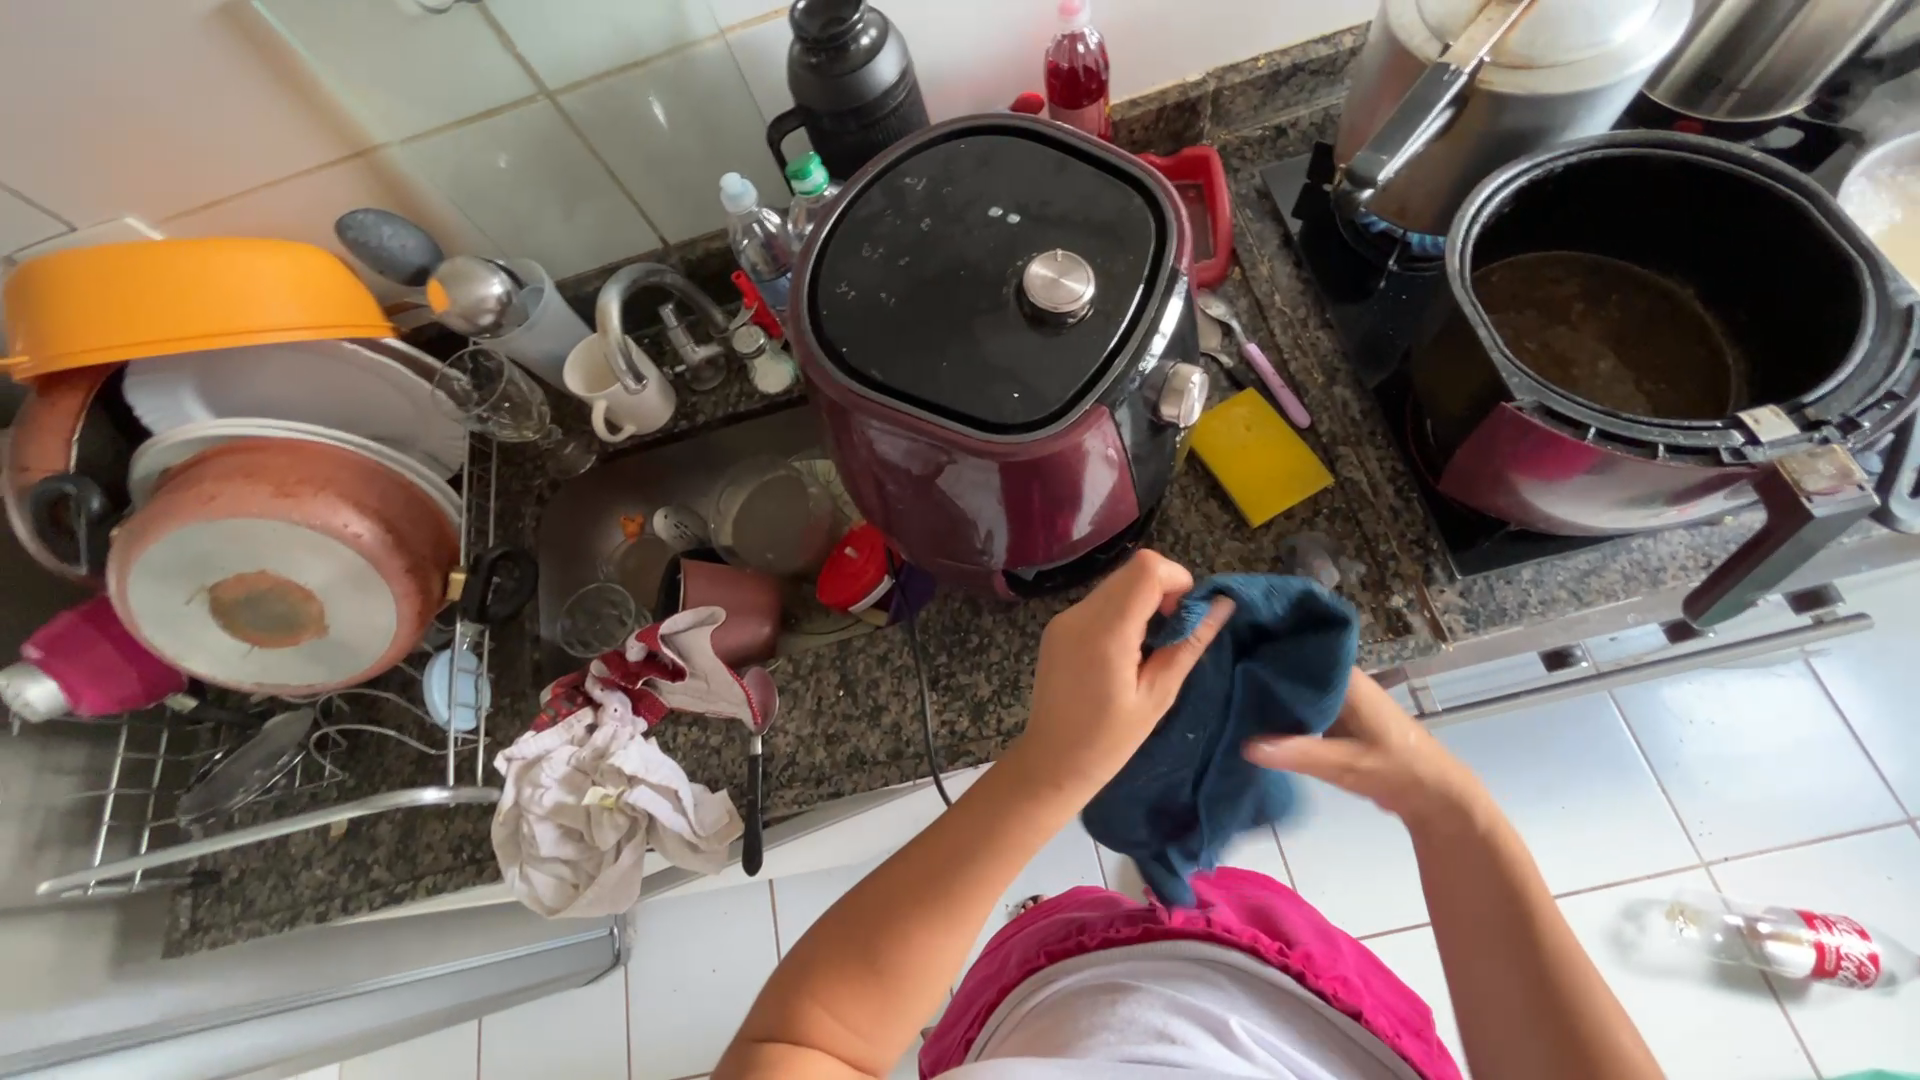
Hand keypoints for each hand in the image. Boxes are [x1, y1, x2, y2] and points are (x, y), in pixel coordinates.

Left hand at [1012, 550, 1233, 791]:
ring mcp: (1063, 618)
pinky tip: (1123, 652)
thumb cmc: (1109, 739)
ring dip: (1141, 602)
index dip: (1176, 579)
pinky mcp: (1056, 626)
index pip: (1146, 568)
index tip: (1185, 615)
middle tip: (1171, 633)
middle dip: (1162, 590)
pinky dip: (1120, 613)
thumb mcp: (1159, 694)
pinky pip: (1098, 602)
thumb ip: (1189, 643)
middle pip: (1130, 571)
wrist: (1052, 761)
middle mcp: (1079, 614)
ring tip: (1147, 648)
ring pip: (1115, 584)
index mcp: (1105, 630)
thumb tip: (1223, 604)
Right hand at [1243, 668, 1487, 827]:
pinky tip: (1247, 716)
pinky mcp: (1332, 717)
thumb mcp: (1346, 765)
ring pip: (1290, 688)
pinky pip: (1297, 706)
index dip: (1260, 650)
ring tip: (1222, 691)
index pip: (1294, 650)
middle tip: (1214, 675)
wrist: (1434, 797)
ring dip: (1264, 693)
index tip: (1223, 652)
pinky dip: (1276, 711)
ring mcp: (1335, 698)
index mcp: (1344, 678)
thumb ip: (1297, 753)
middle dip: (1255, 672)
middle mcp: (1337, 680)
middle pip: (1288, 668)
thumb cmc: (1397, 771)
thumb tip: (1246, 745)